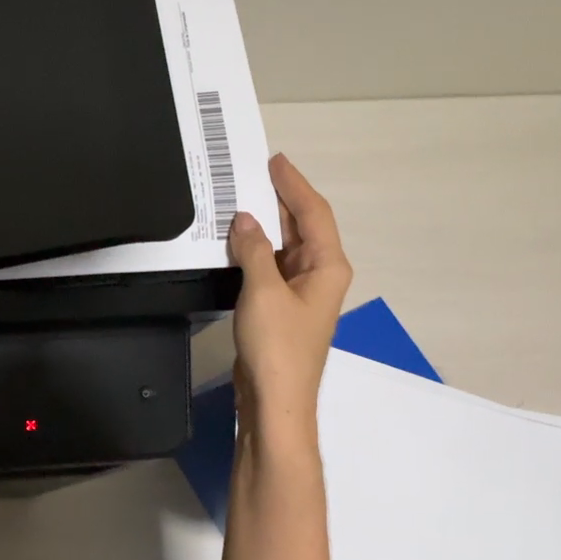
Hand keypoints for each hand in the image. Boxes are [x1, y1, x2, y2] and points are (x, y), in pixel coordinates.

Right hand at [228, 154, 351, 425]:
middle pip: (302, 227)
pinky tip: (233, 245)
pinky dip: (253, 252)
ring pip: (283, 248)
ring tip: (236, 202)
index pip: (313, 213)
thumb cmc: (277, 345)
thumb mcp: (262, 291)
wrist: (275, 398)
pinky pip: (269, 268)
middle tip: (250, 175)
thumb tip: (244, 220)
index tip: (274, 161)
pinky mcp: (279, 310)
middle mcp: (319, 275)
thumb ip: (253, 251)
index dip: (294, 185)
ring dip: (263, 227)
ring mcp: (300, 294)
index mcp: (327, 266)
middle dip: (279, 201)